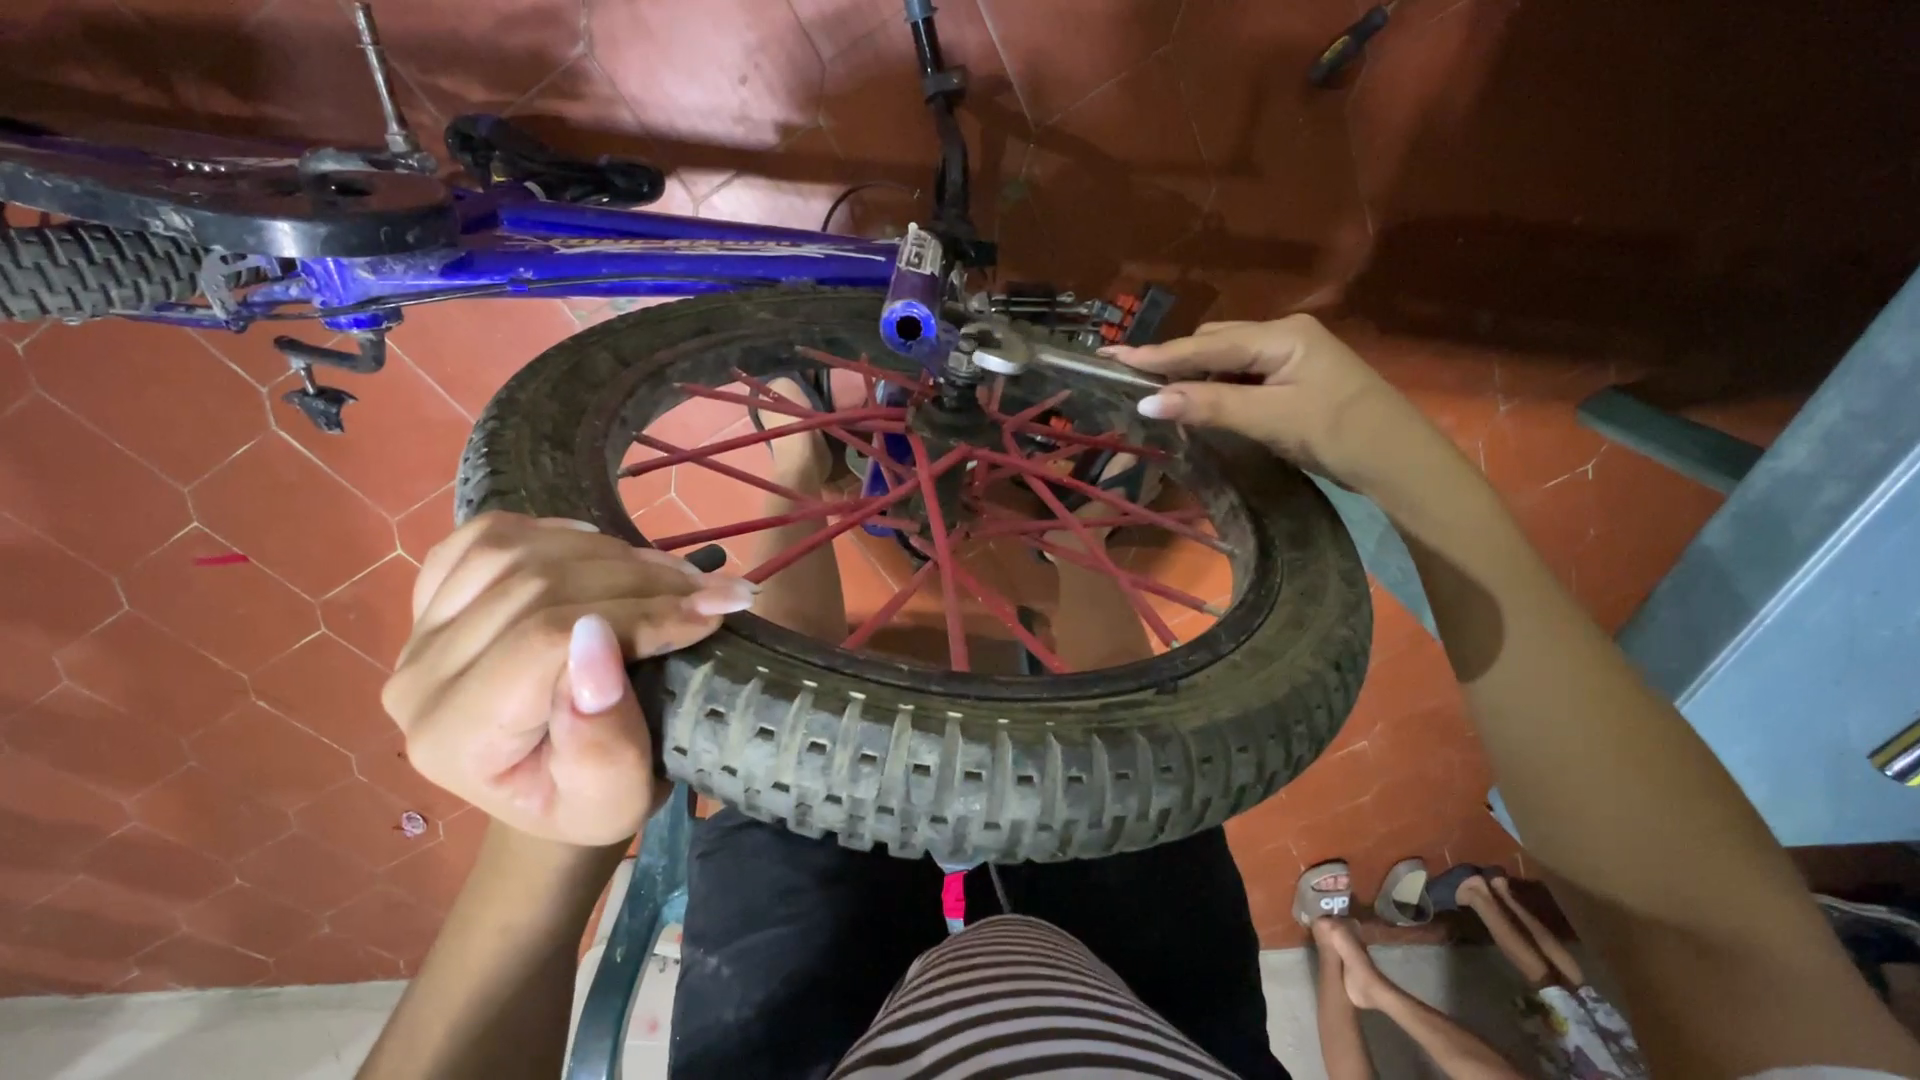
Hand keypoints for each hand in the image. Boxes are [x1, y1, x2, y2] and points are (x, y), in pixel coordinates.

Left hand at [382, 513, 756, 845]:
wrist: (555, 789)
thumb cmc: (591, 804)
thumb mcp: (613, 798)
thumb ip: (602, 738)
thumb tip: (595, 638)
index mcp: (455, 736)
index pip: (544, 640)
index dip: (638, 616)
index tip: (715, 612)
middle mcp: (419, 677)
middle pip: (534, 586)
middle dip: (641, 580)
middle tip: (715, 591)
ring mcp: (418, 631)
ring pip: (514, 550)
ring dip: (610, 551)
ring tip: (675, 575)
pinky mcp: (433, 600)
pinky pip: (484, 537)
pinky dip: (549, 530)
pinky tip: (598, 548)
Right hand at [1103, 315, 1429, 490]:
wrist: (1401, 462)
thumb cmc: (1341, 433)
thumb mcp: (1271, 419)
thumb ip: (1210, 405)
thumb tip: (1147, 402)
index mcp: (1282, 334)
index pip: (1207, 343)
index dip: (1158, 355)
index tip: (1112, 356)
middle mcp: (1284, 335)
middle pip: (1214, 343)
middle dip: (1173, 361)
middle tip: (1128, 378)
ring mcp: (1291, 356)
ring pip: (1226, 359)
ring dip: (1193, 375)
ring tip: (1153, 392)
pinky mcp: (1293, 380)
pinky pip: (1241, 376)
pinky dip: (1215, 388)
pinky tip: (1196, 401)